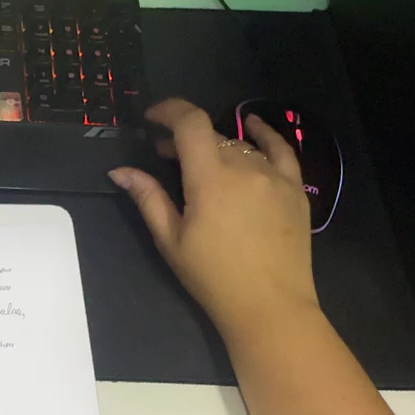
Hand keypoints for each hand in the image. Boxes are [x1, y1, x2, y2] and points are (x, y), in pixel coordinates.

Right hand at [110, 98, 317, 334]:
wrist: (268, 303)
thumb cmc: (211, 275)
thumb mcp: (170, 239)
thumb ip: (148, 198)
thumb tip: (121, 171)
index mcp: (210, 179)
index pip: (191, 124)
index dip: (169, 111)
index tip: (151, 118)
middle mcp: (245, 167)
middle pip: (211, 136)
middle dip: (184, 139)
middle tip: (164, 156)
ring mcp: (274, 175)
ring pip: (239, 145)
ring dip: (214, 146)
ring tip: (198, 163)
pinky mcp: (294, 187)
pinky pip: (281, 148)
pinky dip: (264, 133)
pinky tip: (254, 126)